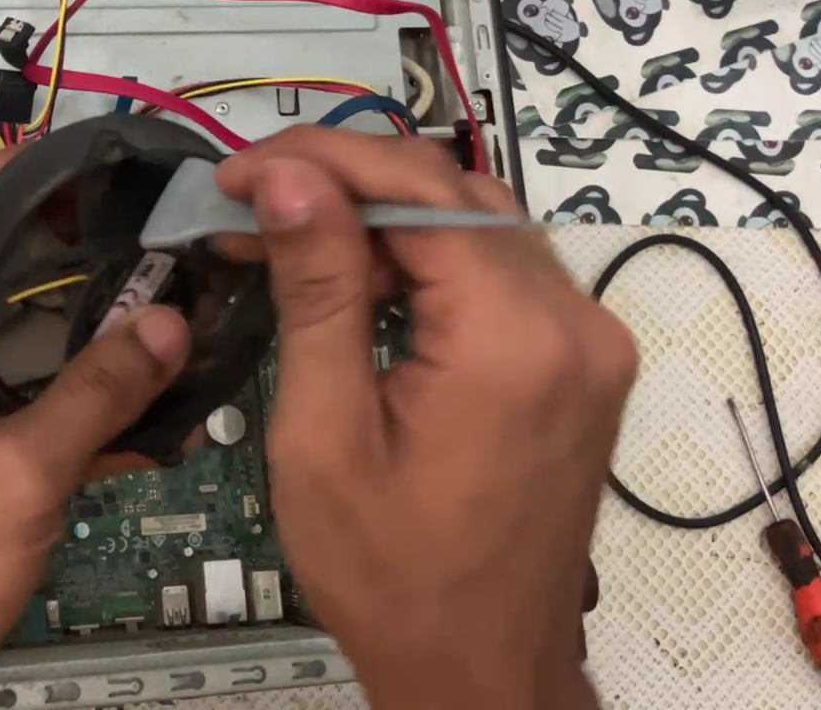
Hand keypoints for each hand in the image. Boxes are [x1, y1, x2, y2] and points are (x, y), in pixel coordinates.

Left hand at [0, 150, 194, 709]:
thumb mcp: (14, 475)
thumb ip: (95, 394)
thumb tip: (166, 324)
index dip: (10, 169)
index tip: (83, 160)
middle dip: (67, 237)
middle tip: (143, 224)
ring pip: (19, 316)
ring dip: (82, 308)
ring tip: (157, 287)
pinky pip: (29, 375)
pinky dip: (78, 374)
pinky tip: (144, 385)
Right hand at [214, 128, 636, 709]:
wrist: (480, 673)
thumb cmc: (385, 568)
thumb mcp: (324, 429)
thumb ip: (314, 290)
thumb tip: (286, 178)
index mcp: (513, 337)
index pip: (412, 188)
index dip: (316, 162)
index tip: (236, 175)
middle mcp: (573, 316)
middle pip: (446, 190)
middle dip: (337, 177)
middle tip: (249, 200)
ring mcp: (583, 333)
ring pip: (467, 216)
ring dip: (370, 211)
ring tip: (286, 238)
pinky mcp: (572, 353)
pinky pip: (487, 263)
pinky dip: (411, 253)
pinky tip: (351, 280)